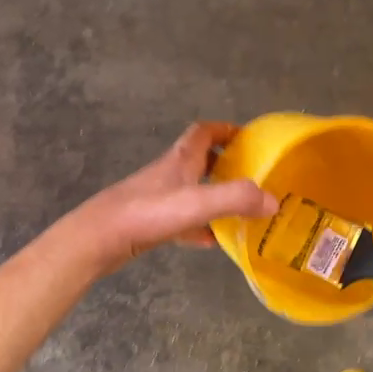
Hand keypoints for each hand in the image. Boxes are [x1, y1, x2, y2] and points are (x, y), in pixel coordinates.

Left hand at [65, 122, 278, 272]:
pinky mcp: (148, 222)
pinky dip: (198, 227)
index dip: (226, 130)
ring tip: (239, 211)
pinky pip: (181, 220)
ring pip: (190, 191)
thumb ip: (236, 199)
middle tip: (250, 177)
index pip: (204, 132)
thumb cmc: (147, 213)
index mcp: (180, 160)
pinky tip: (212, 241)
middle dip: (224, 164)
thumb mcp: (197, 203)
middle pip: (199, 160)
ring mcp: (156, 198)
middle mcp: (168, 173)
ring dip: (213, 196)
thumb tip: (273, 200)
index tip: (248, 138)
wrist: (98, 238)